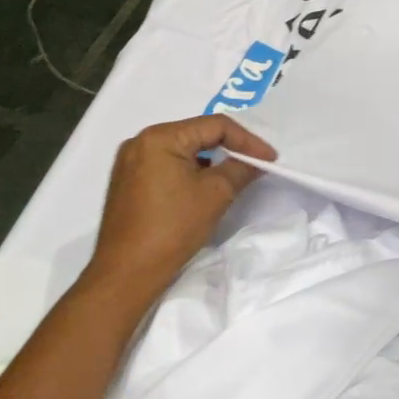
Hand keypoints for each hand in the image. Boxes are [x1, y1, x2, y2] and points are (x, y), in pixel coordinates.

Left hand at [86, 115, 275, 296]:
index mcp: (159, 138)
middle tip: (256, 163)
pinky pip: (168, 164)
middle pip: (197, 134)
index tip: (271, 159)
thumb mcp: (217, 193)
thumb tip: (256, 161)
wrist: (128, 272)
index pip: (215, 126)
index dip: (248, 140)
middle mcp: (140, 142)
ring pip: (183, 150)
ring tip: (236, 174)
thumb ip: (241, 168)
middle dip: (230, 148)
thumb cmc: (173, 227)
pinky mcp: (128, 182)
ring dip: (211, 160)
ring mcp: (130, 162)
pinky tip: (208, 185)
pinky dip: (192, 171)